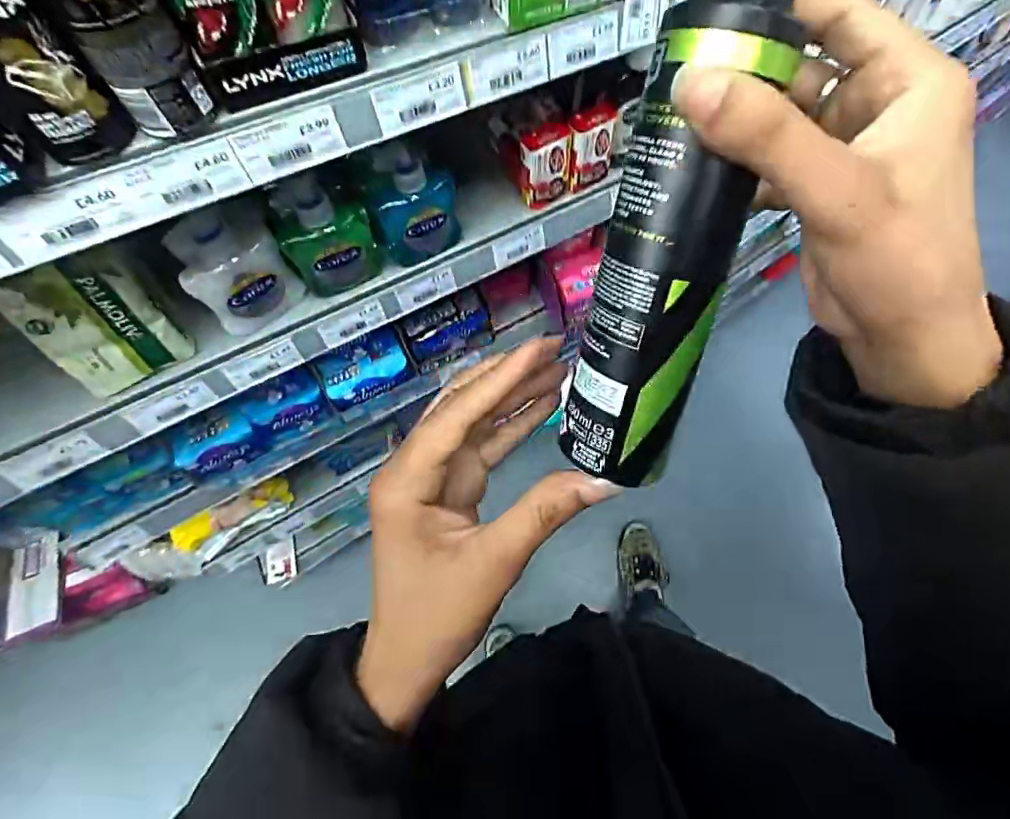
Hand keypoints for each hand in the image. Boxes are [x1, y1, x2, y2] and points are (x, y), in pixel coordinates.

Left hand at [355, 336, 621, 731]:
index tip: (539, 348)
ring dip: (512, 396)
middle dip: (506, 375)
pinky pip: (482, 446)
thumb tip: (604, 477)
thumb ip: (545, 512)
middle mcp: (414, 466)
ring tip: (555, 367)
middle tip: (552, 348)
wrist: (405, 662)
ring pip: (474, 422)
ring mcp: (432, 476)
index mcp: (408, 478)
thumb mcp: (495, 563)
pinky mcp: (449, 488)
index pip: (457, 414)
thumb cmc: (437, 615)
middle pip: (461, 407)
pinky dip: (511, 427)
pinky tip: (541, 405)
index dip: (501, 379)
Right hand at [671, 0, 1000, 408]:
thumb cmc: (896, 260)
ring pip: (776, 110)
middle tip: (674, 80)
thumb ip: (767, 134)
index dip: (779, 10)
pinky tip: (697, 167)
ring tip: (673, 121)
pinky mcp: (815, 181)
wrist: (906, 343)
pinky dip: (735, 156)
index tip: (710, 24)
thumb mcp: (837, 190)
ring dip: (731, 117)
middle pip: (797, 63)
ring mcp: (842, 144)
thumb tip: (691, 79)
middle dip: (741, 71)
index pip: (840, 15)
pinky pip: (767, 150)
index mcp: (908, 81)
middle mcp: (877, 102)